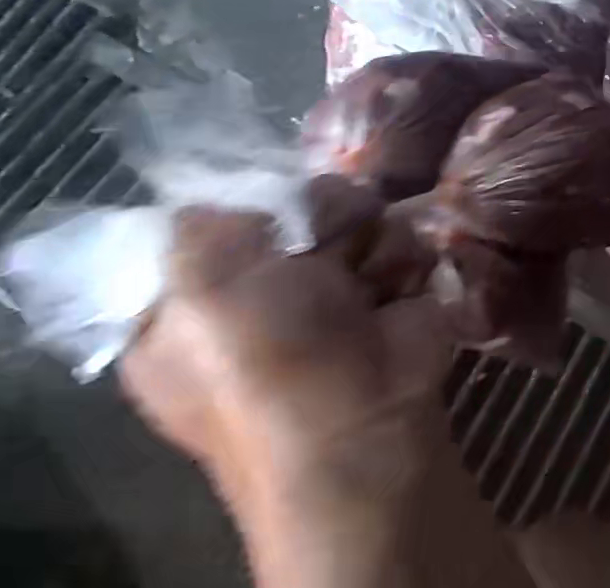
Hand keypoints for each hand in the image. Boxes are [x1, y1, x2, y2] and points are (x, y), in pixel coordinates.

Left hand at [118, 192, 478, 587]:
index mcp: (199, 301)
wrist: (362, 411)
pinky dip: (408, 258)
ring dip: (372, 240)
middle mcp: (271, 290)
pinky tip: (400, 285)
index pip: (225, 224)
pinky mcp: (400, 288)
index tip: (274, 214)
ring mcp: (341, 289)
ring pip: (367, 217)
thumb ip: (203, 229)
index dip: (254, 209)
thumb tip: (234, 197)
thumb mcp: (201, 290)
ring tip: (370, 278)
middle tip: (327, 246)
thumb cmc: (265, 359)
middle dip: (325, 218)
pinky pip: (409, 240)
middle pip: (306, 210)